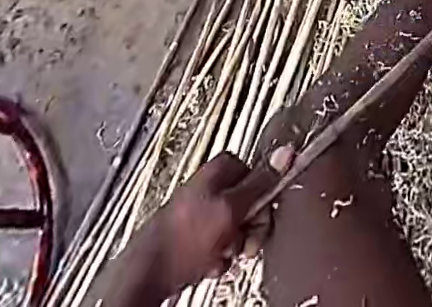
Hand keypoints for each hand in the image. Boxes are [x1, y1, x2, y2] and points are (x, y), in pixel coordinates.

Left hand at [88, 148, 288, 305]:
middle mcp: (211, 183)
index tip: (259, 219)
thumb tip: (286, 152)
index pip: (260, 175)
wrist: (144, 278)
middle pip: (249, 201)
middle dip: (248, 227)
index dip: (264, 200)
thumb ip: (261, 182)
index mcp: (221, 167)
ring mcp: (199, 209)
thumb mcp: (231, 209)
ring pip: (235, 225)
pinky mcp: (190, 234)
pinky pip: (218, 242)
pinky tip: (206, 264)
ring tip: (217, 257)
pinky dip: (216, 256)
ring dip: (233, 245)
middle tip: (239, 244)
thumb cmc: (185, 240)